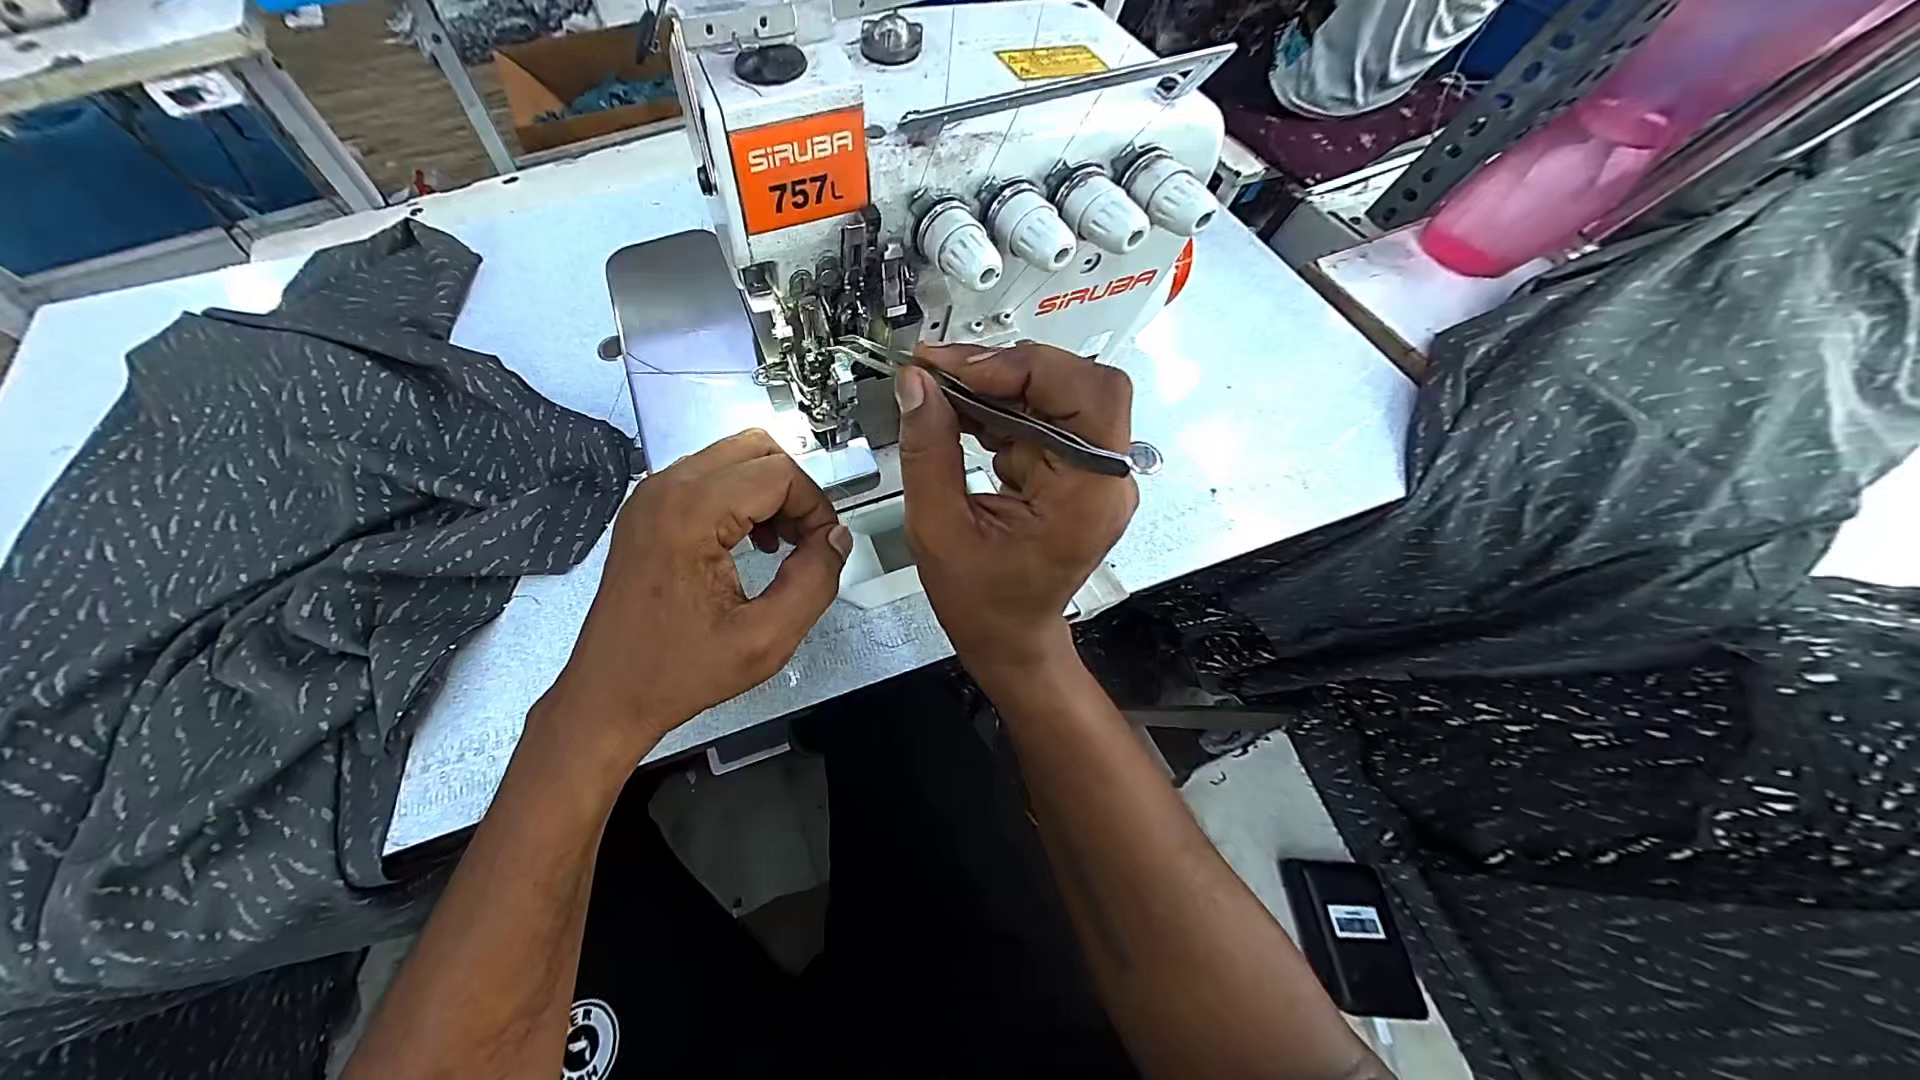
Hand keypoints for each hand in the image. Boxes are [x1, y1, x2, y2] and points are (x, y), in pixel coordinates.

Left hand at [538, 430, 850, 764]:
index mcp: (688, 516)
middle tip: (807, 538)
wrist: (609, 692)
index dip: (816, 506)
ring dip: (771, 492)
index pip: (780, 473)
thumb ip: (815, 582)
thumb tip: (836, 540)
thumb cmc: (671, 673)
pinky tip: (752, 541)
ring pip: (736, 457)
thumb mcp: (766, 639)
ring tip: (781, 542)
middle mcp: (664, 492)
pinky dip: (744, 498)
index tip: (824, 544)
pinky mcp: (650, 509)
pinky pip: (711, 477)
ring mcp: (652, 497)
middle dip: (796, 491)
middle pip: (758, 449)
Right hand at [896, 343, 1137, 680]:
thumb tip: (918, 387)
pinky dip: (1002, 409)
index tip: (953, 368)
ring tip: (945, 401)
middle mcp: (1104, 481)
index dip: (1019, 367)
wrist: (1010, 635)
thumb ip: (927, 451)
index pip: (1085, 395)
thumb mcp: (939, 529)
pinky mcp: (1075, 471)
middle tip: (945, 375)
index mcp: (1087, 498)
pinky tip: (965, 423)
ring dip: (999, 388)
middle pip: (1078, 383)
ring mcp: (1094, 475)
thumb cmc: (986, 604)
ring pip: (1059, 393)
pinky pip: (1045, 417)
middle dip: (1008, 371)